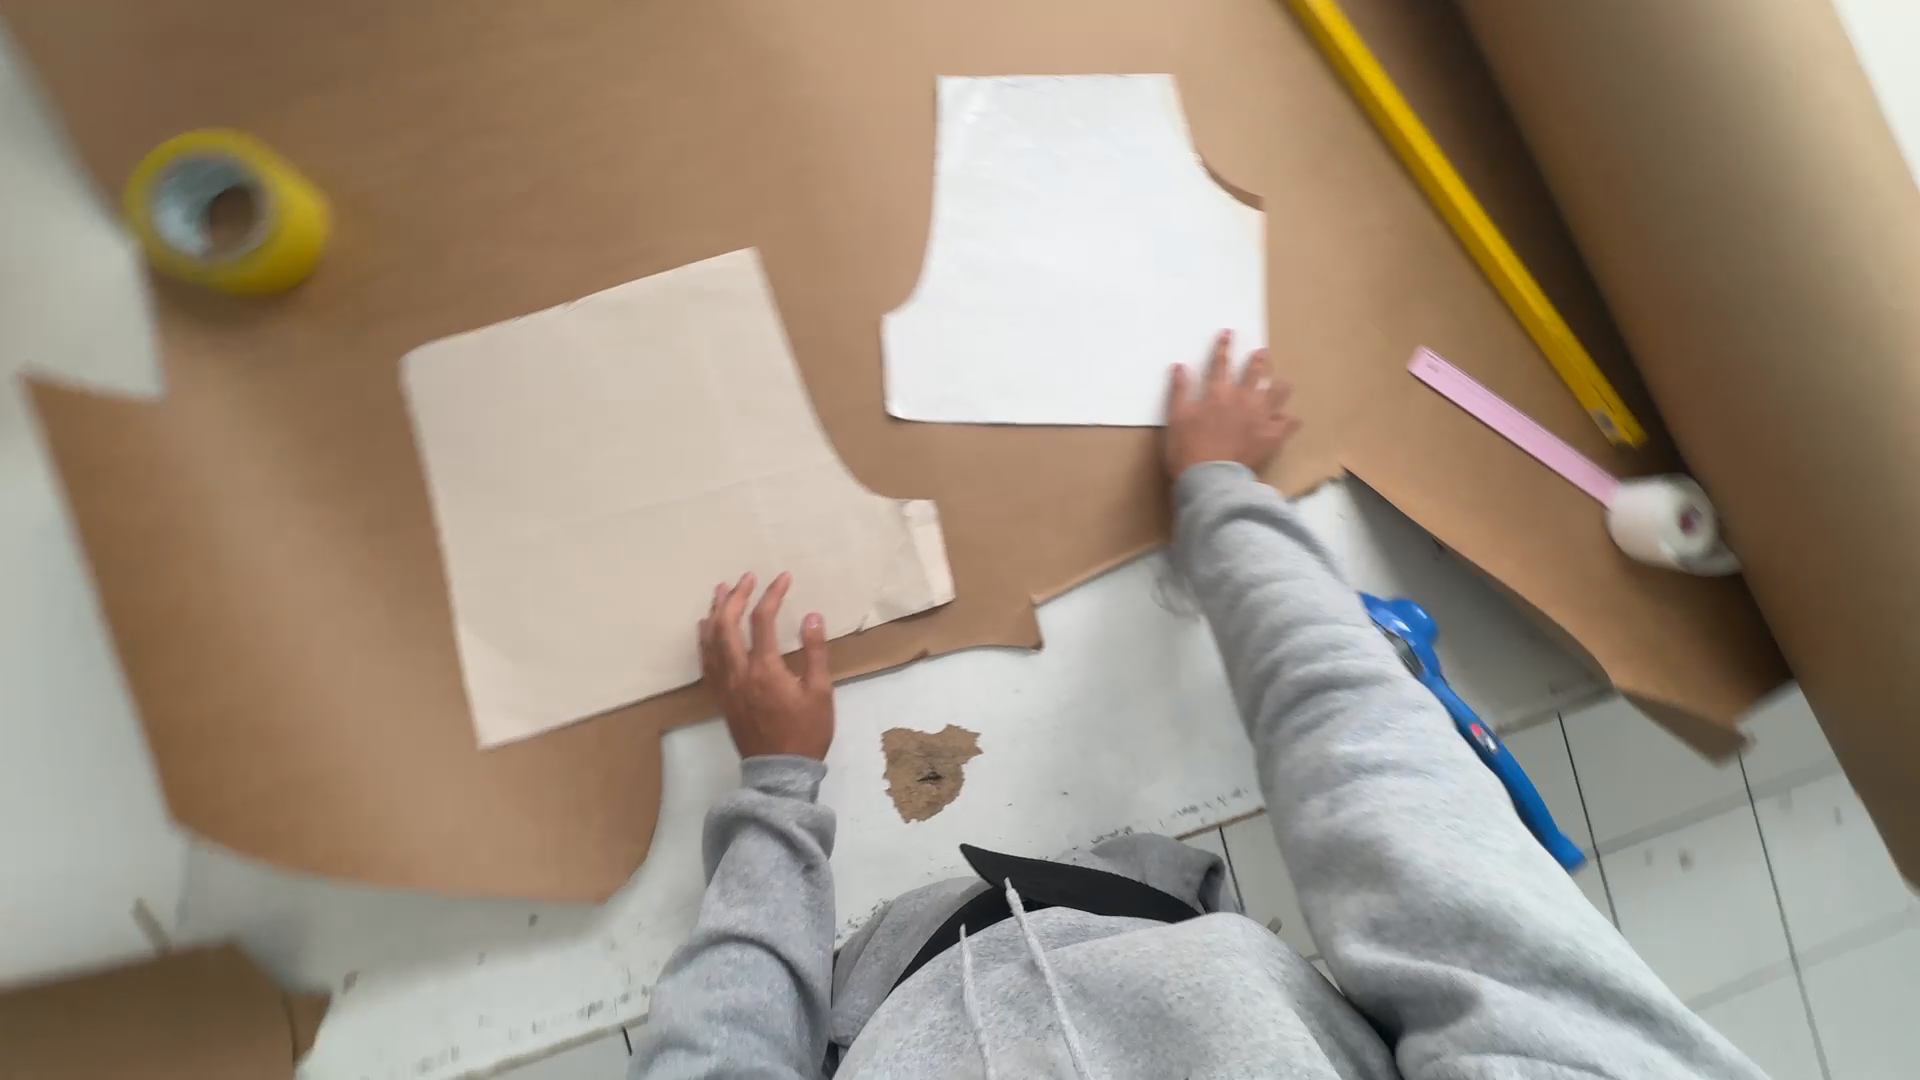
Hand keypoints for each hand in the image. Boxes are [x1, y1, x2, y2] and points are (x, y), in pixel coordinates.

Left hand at [699, 571, 834, 760]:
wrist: (780, 771)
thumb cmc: (806, 731)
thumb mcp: (820, 691)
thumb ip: (815, 651)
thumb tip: (812, 616)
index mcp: (765, 669)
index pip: (763, 620)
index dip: (772, 594)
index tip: (784, 577)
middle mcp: (738, 672)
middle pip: (727, 625)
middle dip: (735, 597)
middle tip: (746, 577)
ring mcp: (725, 685)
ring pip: (711, 641)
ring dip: (716, 612)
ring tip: (721, 591)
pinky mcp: (720, 696)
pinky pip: (705, 661)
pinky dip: (704, 638)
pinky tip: (705, 627)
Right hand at [1164, 330, 1301, 478]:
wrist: (1209, 478)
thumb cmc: (1187, 449)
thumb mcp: (1176, 418)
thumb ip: (1179, 391)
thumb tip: (1180, 366)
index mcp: (1218, 393)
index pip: (1221, 363)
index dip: (1224, 346)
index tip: (1228, 333)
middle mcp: (1244, 399)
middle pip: (1257, 371)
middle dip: (1260, 359)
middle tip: (1263, 352)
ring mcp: (1261, 417)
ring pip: (1279, 392)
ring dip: (1280, 384)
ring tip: (1281, 382)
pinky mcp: (1272, 436)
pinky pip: (1288, 424)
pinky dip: (1289, 420)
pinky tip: (1288, 419)